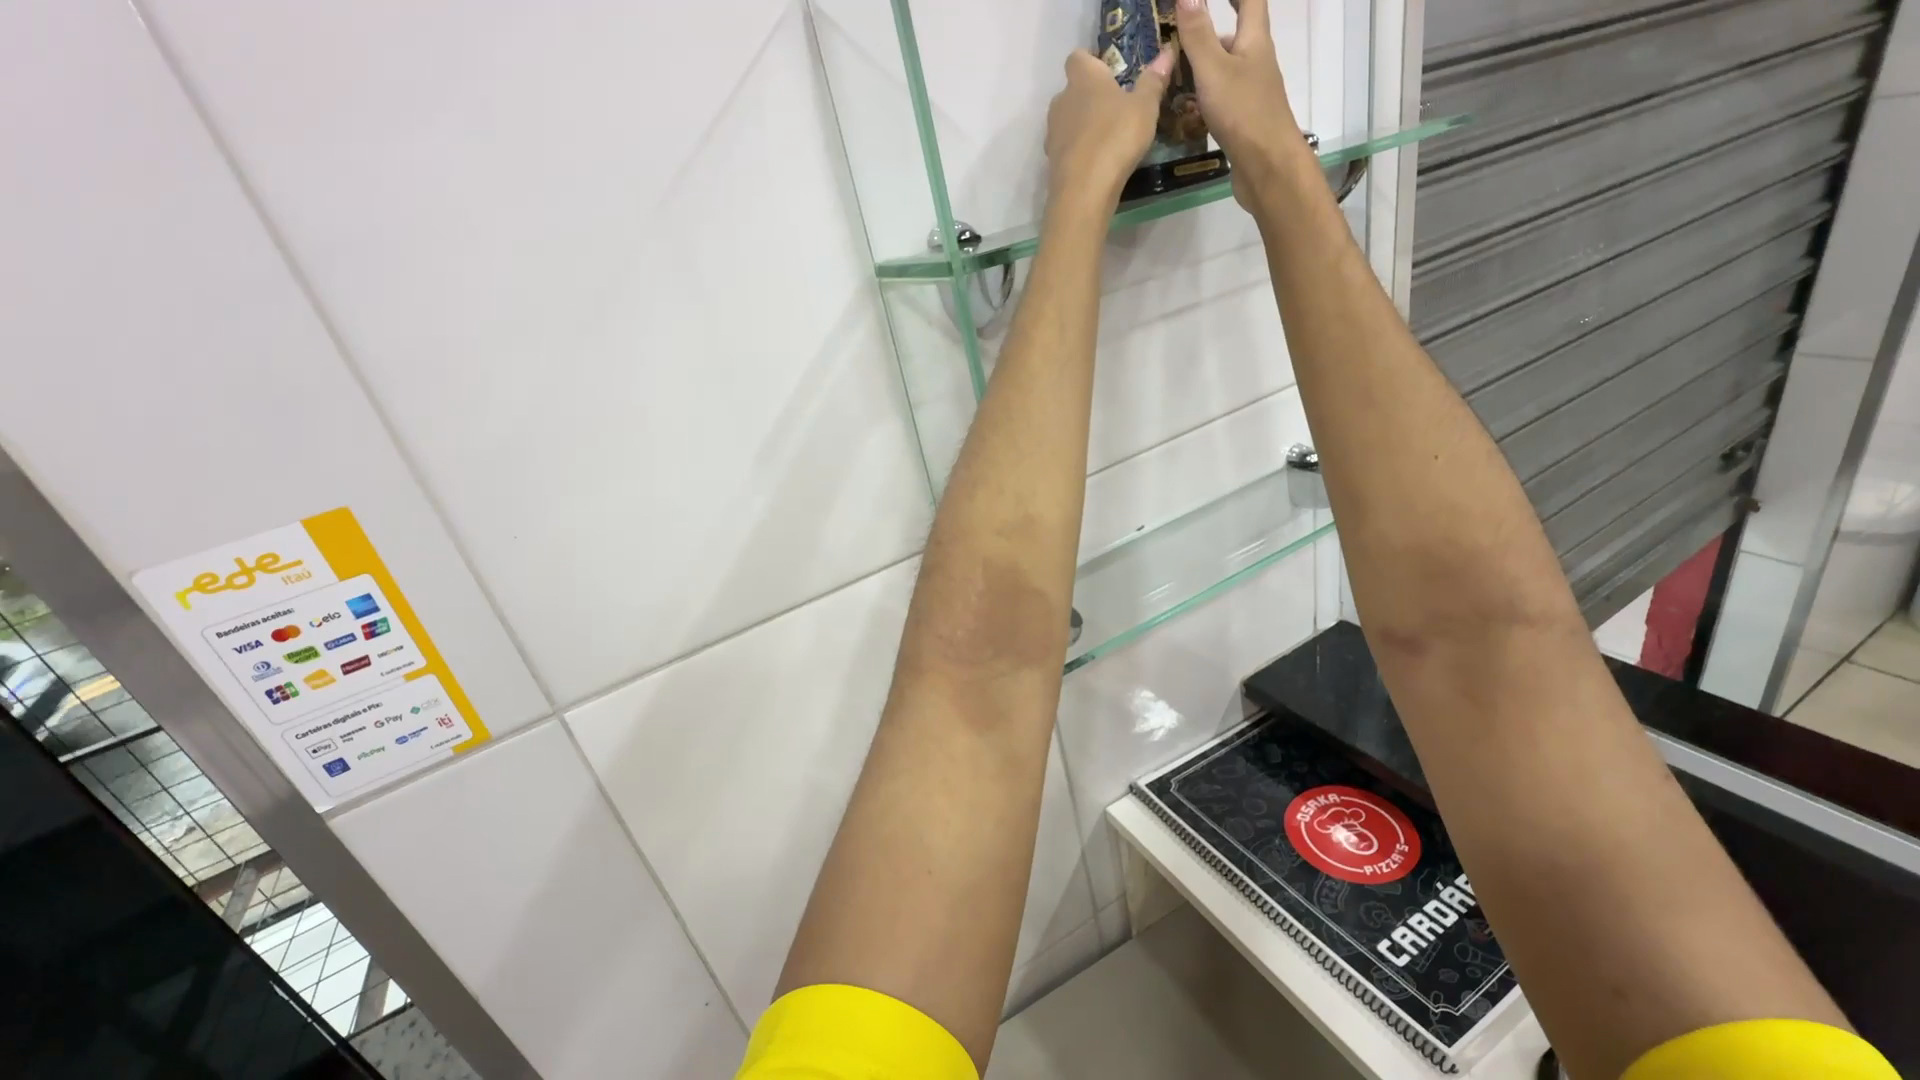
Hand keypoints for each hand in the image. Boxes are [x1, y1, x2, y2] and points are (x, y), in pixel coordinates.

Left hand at [1045, 46, 1175, 210]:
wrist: (1084, 189)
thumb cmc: (1116, 137)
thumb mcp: (1144, 107)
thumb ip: (1153, 81)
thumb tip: (1166, 52)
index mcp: (1083, 77)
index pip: (1078, 57)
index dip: (1092, 61)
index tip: (1109, 72)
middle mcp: (1061, 99)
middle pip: (1073, 90)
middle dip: (1090, 96)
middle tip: (1115, 108)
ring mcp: (1053, 130)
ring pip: (1068, 119)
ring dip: (1084, 124)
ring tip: (1107, 136)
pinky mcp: (1051, 158)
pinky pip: (1067, 145)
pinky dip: (1079, 148)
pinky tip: (1096, 160)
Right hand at [1172, 0, 1307, 204]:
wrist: (1267, 167)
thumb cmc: (1243, 113)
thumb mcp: (1213, 70)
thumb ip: (1198, 34)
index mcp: (1254, 41)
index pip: (1250, 0)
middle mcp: (1256, 62)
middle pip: (1236, 34)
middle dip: (1213, 26)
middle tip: (1183, 26)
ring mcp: (1251, 92)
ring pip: (1225, 67)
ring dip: (1203, 63)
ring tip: (1173, 67)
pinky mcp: (1243, 118)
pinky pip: (1221, 95)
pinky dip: (1203, 92)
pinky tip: (1184, 104)